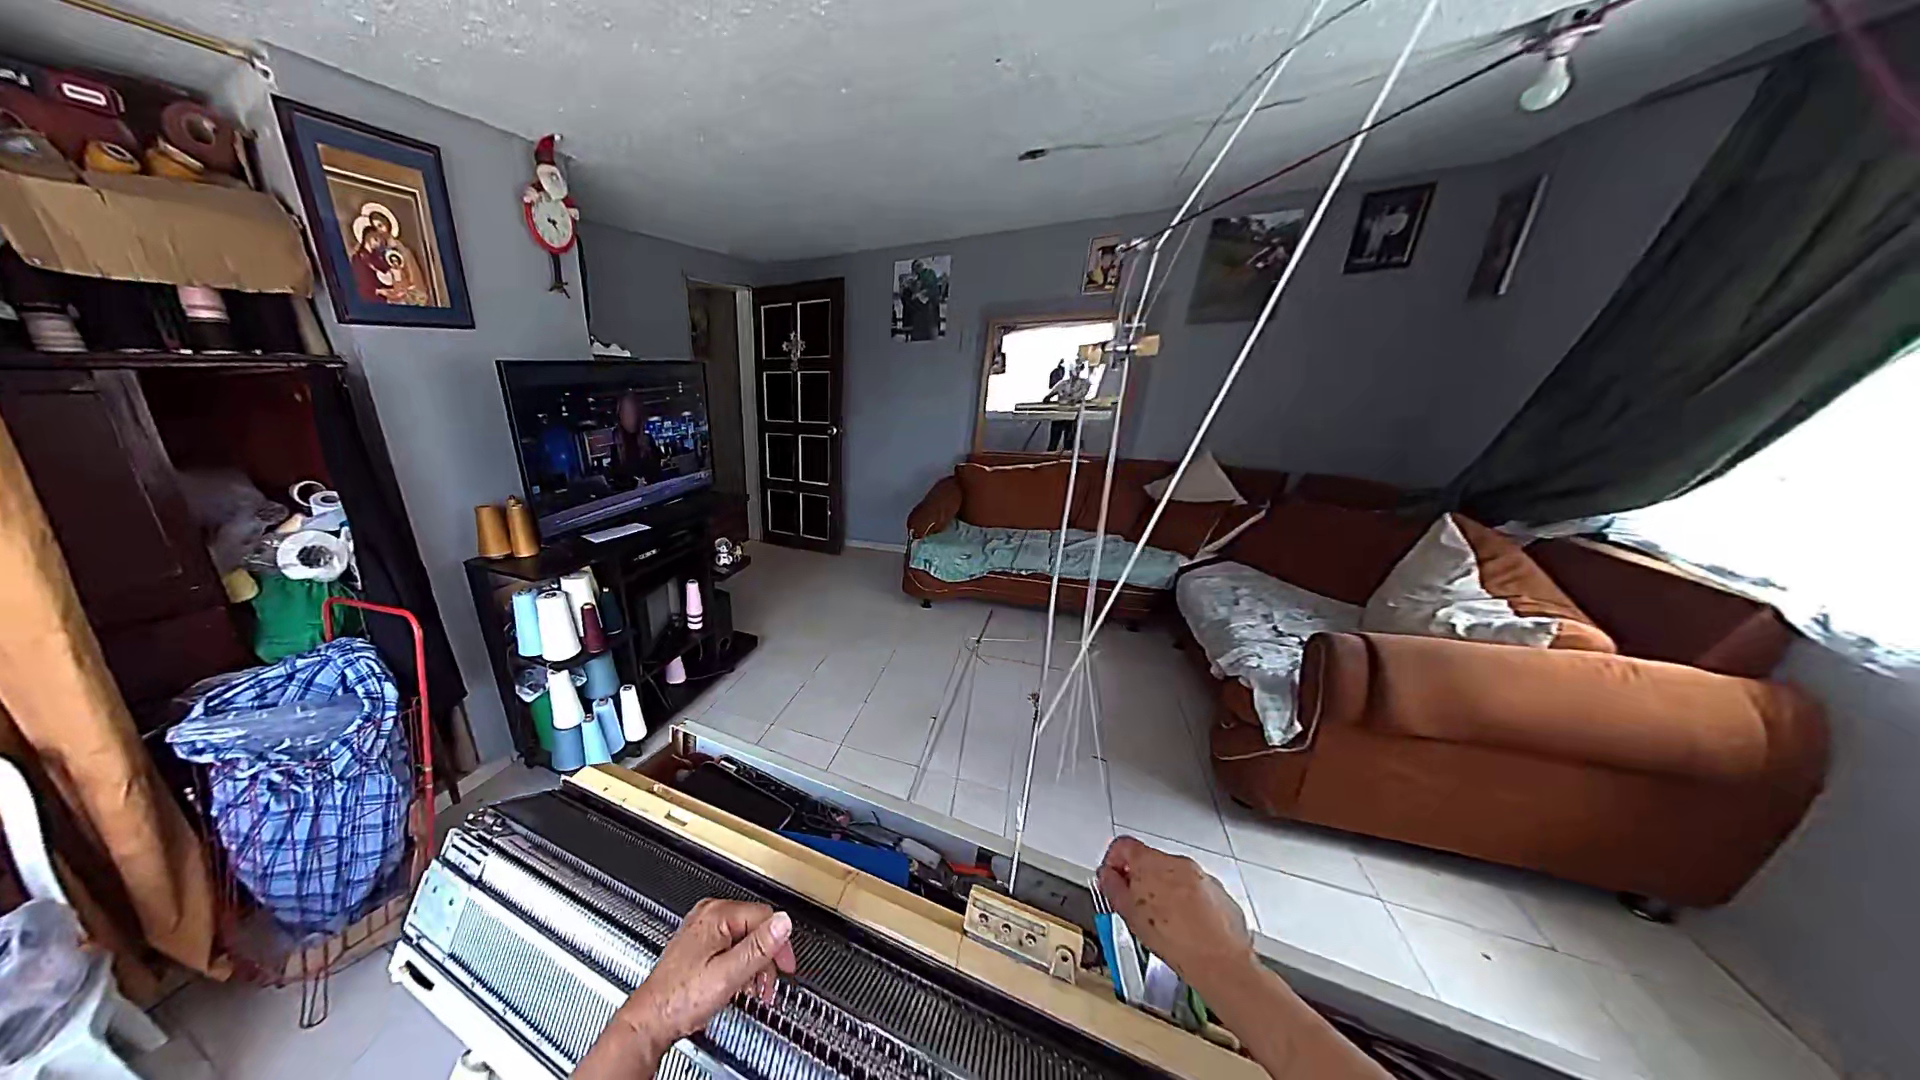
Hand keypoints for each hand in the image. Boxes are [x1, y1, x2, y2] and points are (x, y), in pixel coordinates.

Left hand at [576, 900, 796, 1077]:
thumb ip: (759, 947)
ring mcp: (702, 927)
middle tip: (768, 983)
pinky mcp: (697, 942)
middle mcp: (709, 913)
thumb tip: (784, 921)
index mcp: (718, 914)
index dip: (779, 945)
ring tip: (751, 989)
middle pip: (755, 927)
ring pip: (743, 937)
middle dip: (765, 957)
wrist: (647, 1023)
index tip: (785, 966)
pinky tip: (736, 983)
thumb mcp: (728, 974)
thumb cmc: (678, 1001)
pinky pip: (729, 944)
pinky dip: (738, 963)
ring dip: (753, 963)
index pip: (766, 917)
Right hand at [1098, 836, 1255, 997]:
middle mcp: (1177, 861)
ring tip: (1163, 924)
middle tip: (1136, 905)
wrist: (1221, 961)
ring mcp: (1201, 875)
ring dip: (1165, 892)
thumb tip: (1108, 876)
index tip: (1112, 876)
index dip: (1113, 860)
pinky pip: (1196, 890)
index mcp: (1150, 862)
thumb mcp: (1129, 915)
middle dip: (1141, 880)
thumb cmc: (1176, 940)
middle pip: (1150, 861)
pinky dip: (1188, 903)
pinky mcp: (1219, 891)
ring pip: (1174, 876)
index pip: (1123, 845)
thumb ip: (1113, 887)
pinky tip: (1185, 929)